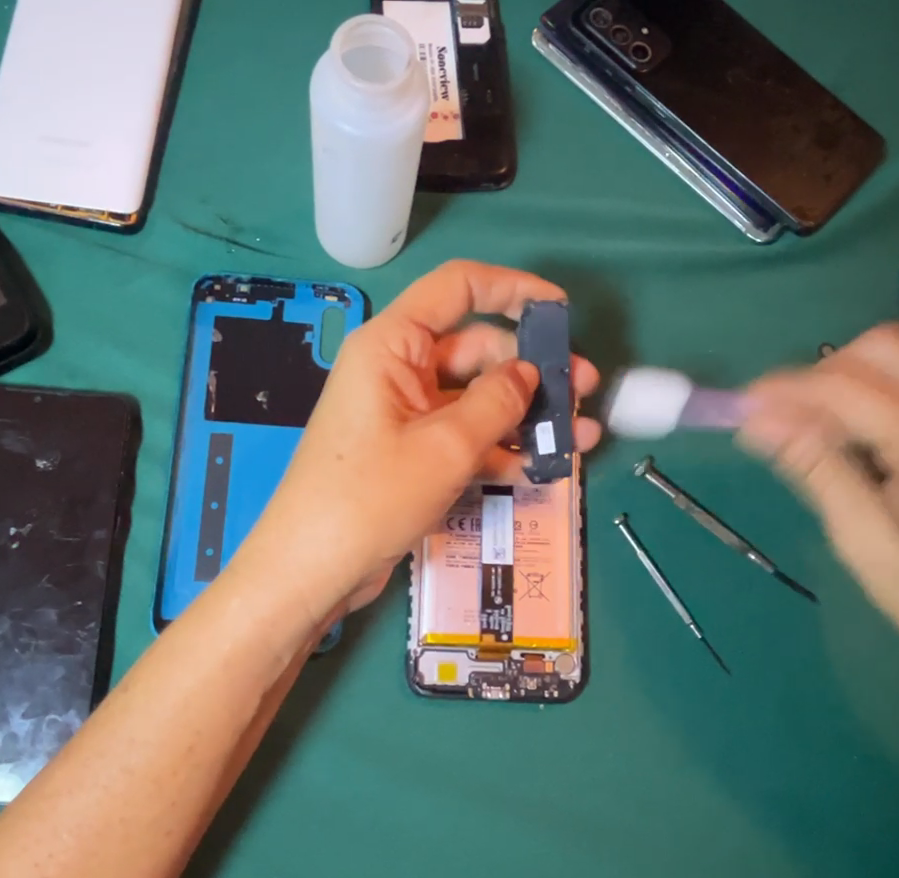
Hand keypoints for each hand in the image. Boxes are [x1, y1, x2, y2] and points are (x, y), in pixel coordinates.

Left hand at [231, 260, 601, 618]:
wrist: (315, 568)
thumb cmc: (372, 496)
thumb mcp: (445, 445)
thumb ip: (497, 402)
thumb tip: (528, 373)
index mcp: (393, 345)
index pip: (457, 287)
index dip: (512, 288)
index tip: (560, 309)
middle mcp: (398, 370)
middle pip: (476, 350)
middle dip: (531, 370)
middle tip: (584, 393)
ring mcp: (404, 416)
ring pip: (476, 400)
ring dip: (525, 416)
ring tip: (579, 437)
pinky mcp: (411, 455)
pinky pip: (463, 438)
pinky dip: (500, 449)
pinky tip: (543, 467)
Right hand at [737, 325, 898, 710]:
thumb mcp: (862, 539)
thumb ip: (815, 467)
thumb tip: (757, 421)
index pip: (844, 387)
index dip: (784, 391)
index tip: (739, 410)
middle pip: (883, 348)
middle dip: (823, 375)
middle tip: (787, 423)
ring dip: (864, 372)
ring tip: (831, 425)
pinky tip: (890, 422)